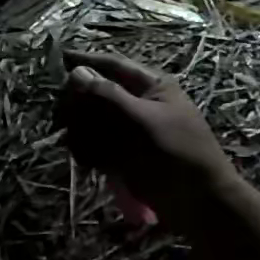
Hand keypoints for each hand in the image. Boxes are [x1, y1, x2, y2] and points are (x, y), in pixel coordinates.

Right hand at [56, 51, 237, 225]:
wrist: (199, 202)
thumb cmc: (179, 153)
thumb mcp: (145, 119)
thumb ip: (110, 95)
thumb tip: (77, 72)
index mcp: (152, 86)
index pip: (114, 65)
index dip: (87, 60)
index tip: (60, 56)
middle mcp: (138, 104)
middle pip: (98, 93)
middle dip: (80, 104)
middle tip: (63, 118)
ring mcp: (130, 131)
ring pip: (93, 121)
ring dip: (82, 131)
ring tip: (79, 145)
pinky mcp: (123, 155)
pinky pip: (97, 145)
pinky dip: (89, 151)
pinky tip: (89, 161)